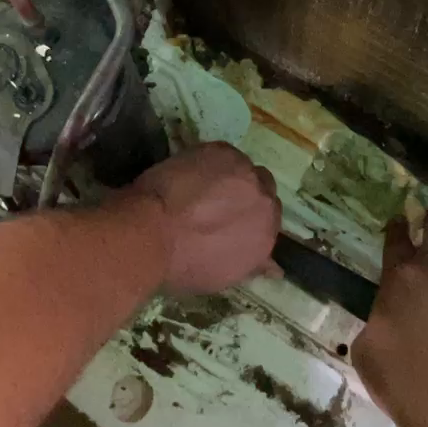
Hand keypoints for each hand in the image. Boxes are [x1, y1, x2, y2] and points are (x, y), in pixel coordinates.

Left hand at [123, 143, 280, 295]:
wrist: (153, 230)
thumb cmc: (182, 264)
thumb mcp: (222, 276)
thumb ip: (252, 263)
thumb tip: (274, 268)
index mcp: (266, 236)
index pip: (270, 218)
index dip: (250, 215)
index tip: (232, 219)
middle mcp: (264, 201)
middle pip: (263, 188)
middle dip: (246, 193)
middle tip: (219, 200)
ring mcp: (245, 172)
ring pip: (244, 168)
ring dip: (230, 175)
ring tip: (202, 184)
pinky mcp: (223, 151)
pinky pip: (224, 153)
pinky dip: (211, 160)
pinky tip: (192, 171)